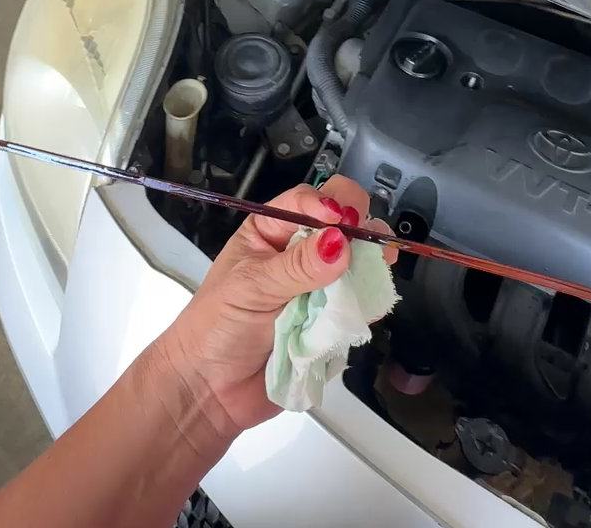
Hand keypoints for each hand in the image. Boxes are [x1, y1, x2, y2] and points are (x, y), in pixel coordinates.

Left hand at [147, 177, 394, 443]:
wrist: (211, 390)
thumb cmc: (216, 327)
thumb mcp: (251, 288)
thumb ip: (296, 267)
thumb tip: (339, 242)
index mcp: (270, 230)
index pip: (306, 201)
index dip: (328, 205)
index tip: (343, 221)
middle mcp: (297, 251)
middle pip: (340, 224)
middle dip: (358, 226)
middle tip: (371, 240)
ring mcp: (318, 284)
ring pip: (355, 261)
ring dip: (369, 260)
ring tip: (379, 264)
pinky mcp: (331, 317)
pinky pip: (358, 300)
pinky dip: (368, 297)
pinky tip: (373, 296)